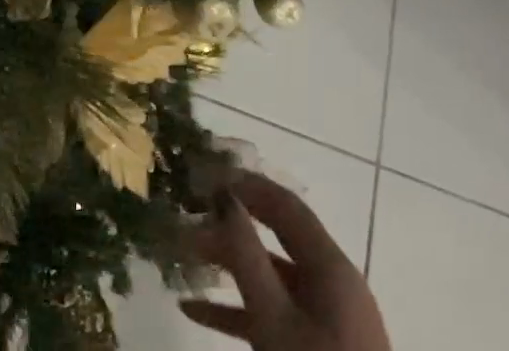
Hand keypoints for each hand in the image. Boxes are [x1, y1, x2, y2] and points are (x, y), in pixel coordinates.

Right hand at [178, 172, 390, 350]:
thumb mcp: (273, 317)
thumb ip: (245, 256)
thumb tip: (224, 198)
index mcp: (330, 267)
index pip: (285, 206)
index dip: (245, 184)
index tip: (201, 174)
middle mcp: (330, 282)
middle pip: (273, 237)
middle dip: (226, 225)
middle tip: (182, 214)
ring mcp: (325, 314)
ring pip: (268, 274)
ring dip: (224, 265)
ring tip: (178, 257)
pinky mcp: (315, 342)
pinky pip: (272, 310)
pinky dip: (235, 306)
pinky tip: (191, 309)